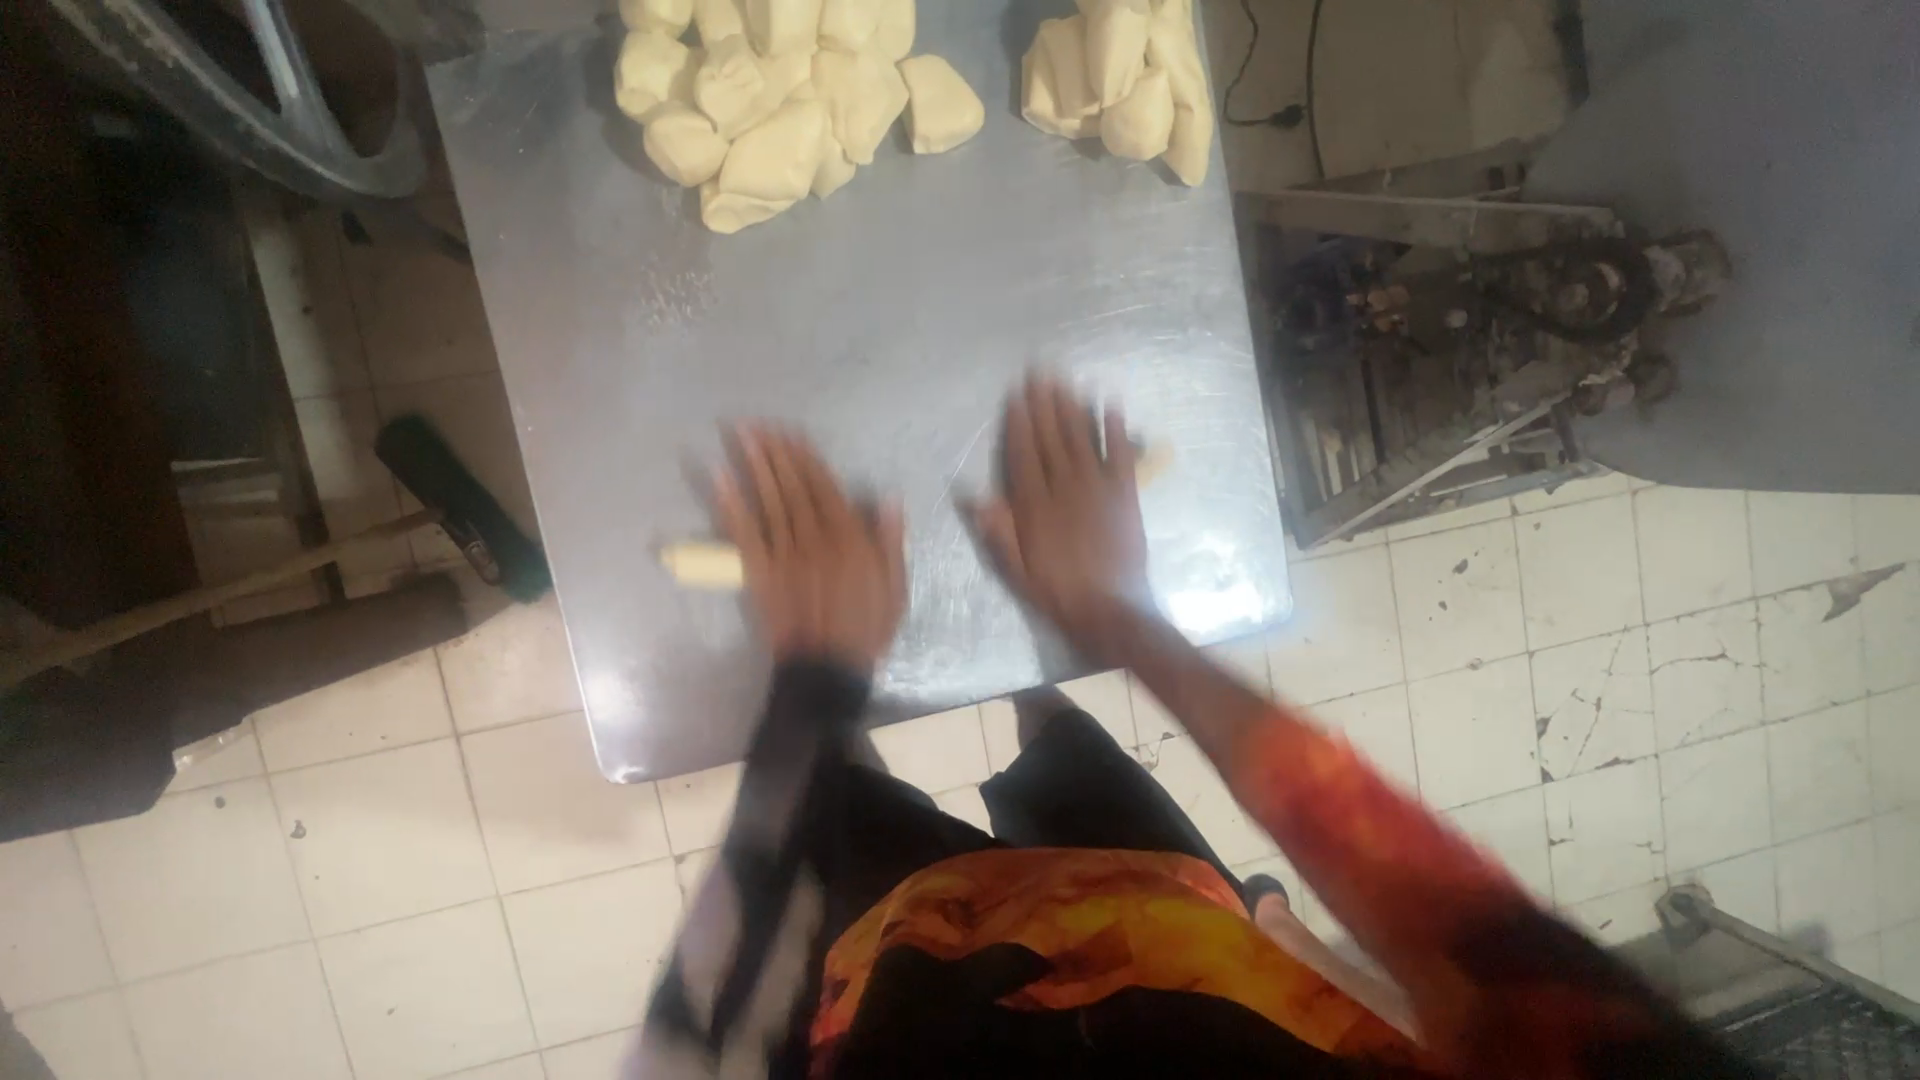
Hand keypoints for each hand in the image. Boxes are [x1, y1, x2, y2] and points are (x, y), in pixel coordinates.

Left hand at [713, 425, 905, 672]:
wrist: (827, 667)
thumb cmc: (866, 628)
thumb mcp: (896, 587)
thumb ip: (890, 542)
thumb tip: (888, 499)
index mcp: (848, 538)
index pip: (825, 486)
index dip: (806, 457)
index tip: (791, 433)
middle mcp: (814, 537)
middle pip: (792, 486)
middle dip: (774, 453)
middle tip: (756, 425)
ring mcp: (784, 553)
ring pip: (768, 501)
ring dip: (754, 466)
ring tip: (741, 437)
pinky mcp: (760, 571)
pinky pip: (743, 533)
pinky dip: (730, 504)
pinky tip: (719, 479)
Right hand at [972, 377, 1149, 665]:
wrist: (1111, 608)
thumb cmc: (1057, 591)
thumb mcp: (1015, 568)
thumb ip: (997, 529)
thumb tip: (972, 494)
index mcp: (1035, 504)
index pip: (1023, 452)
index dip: (1019, 421)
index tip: (1016, 395)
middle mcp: (1065, 485)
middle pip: (1051, 437)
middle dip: (1044, 403)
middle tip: (1040, 371)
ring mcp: (1098, 487)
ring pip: (1082, 437)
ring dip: (1072, 406)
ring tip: (1065, 379)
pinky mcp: (1125, 493)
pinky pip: (1120, 453)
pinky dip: (1116, 428)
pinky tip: (1110, 404)